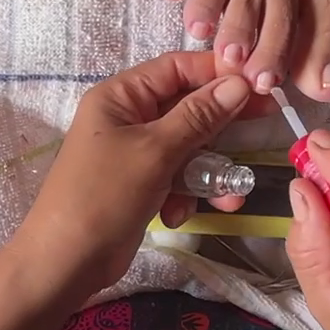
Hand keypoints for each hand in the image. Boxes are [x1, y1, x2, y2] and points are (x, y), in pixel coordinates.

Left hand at [9, 52, 257, 298]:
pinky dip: (184, 195)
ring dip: (207, 172)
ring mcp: (133, 153)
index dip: (218, 72)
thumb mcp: (155, 151)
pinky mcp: (140, 186)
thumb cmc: (104, 195)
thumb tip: (238, 84)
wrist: (66, 261)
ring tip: (227, 197)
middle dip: (220, 127)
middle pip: (186, 107)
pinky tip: (177, 216)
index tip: (260, 82)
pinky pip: (175, 178)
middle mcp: (126, 118)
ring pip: (187, 148)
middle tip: (264, 125)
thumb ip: (199, 116)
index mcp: (120, 96)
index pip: (176, 68)